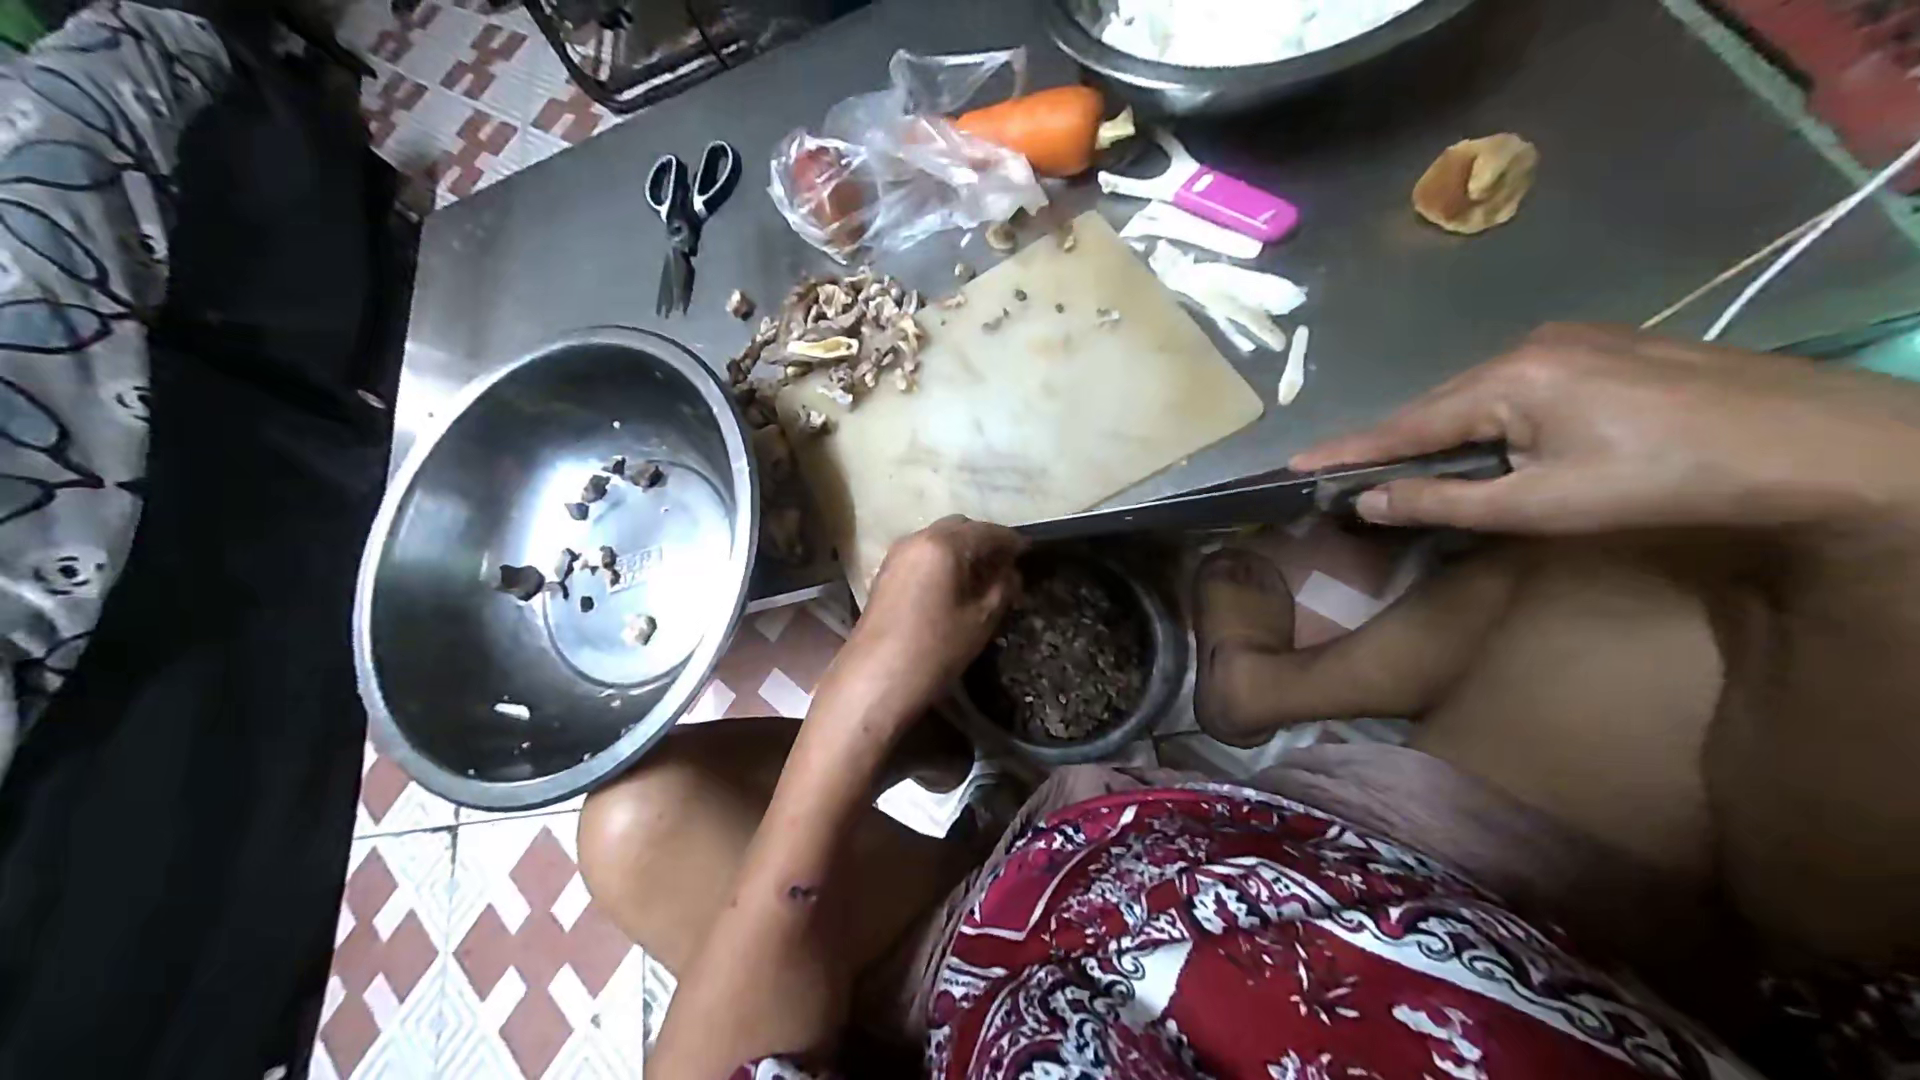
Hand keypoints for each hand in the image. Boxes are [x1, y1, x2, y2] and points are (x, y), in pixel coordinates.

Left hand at [813, 517, 1025, 734]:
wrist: (874, 680)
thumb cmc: (934, 649)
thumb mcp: (981, 619)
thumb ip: (1003, 587)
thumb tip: (1011, 571)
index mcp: (944, 544)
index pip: (987, 531)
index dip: (1011, 541)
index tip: (1029, 554)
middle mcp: (917, 538)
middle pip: (960, 528)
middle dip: (985, 542)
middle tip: (1006, 567)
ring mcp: (896, 554)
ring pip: (939, 540)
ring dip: (963, 551)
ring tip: (982, 579)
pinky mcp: (885, 573)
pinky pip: (922, 554)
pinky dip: (942, 561)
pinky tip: (954, 586)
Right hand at [1292, 323, 1919, 533]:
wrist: (1823, 445)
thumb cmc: (1666, 481)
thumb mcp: (1540, 505)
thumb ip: (1442, 501)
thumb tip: (1364, 501)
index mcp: (1506, 381)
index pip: (1401, 424)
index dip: (1345, 450)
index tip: (1294, 463)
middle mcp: (1524, 347)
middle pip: (1433, 405)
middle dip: (1392, 443)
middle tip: (1348, 476)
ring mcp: (1566, 340)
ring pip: (1471, 395)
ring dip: (1439, 432)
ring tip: (1413, 467)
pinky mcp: (1598, 347)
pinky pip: (1509, 385)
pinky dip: (1480, 417)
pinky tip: (1486, 441)